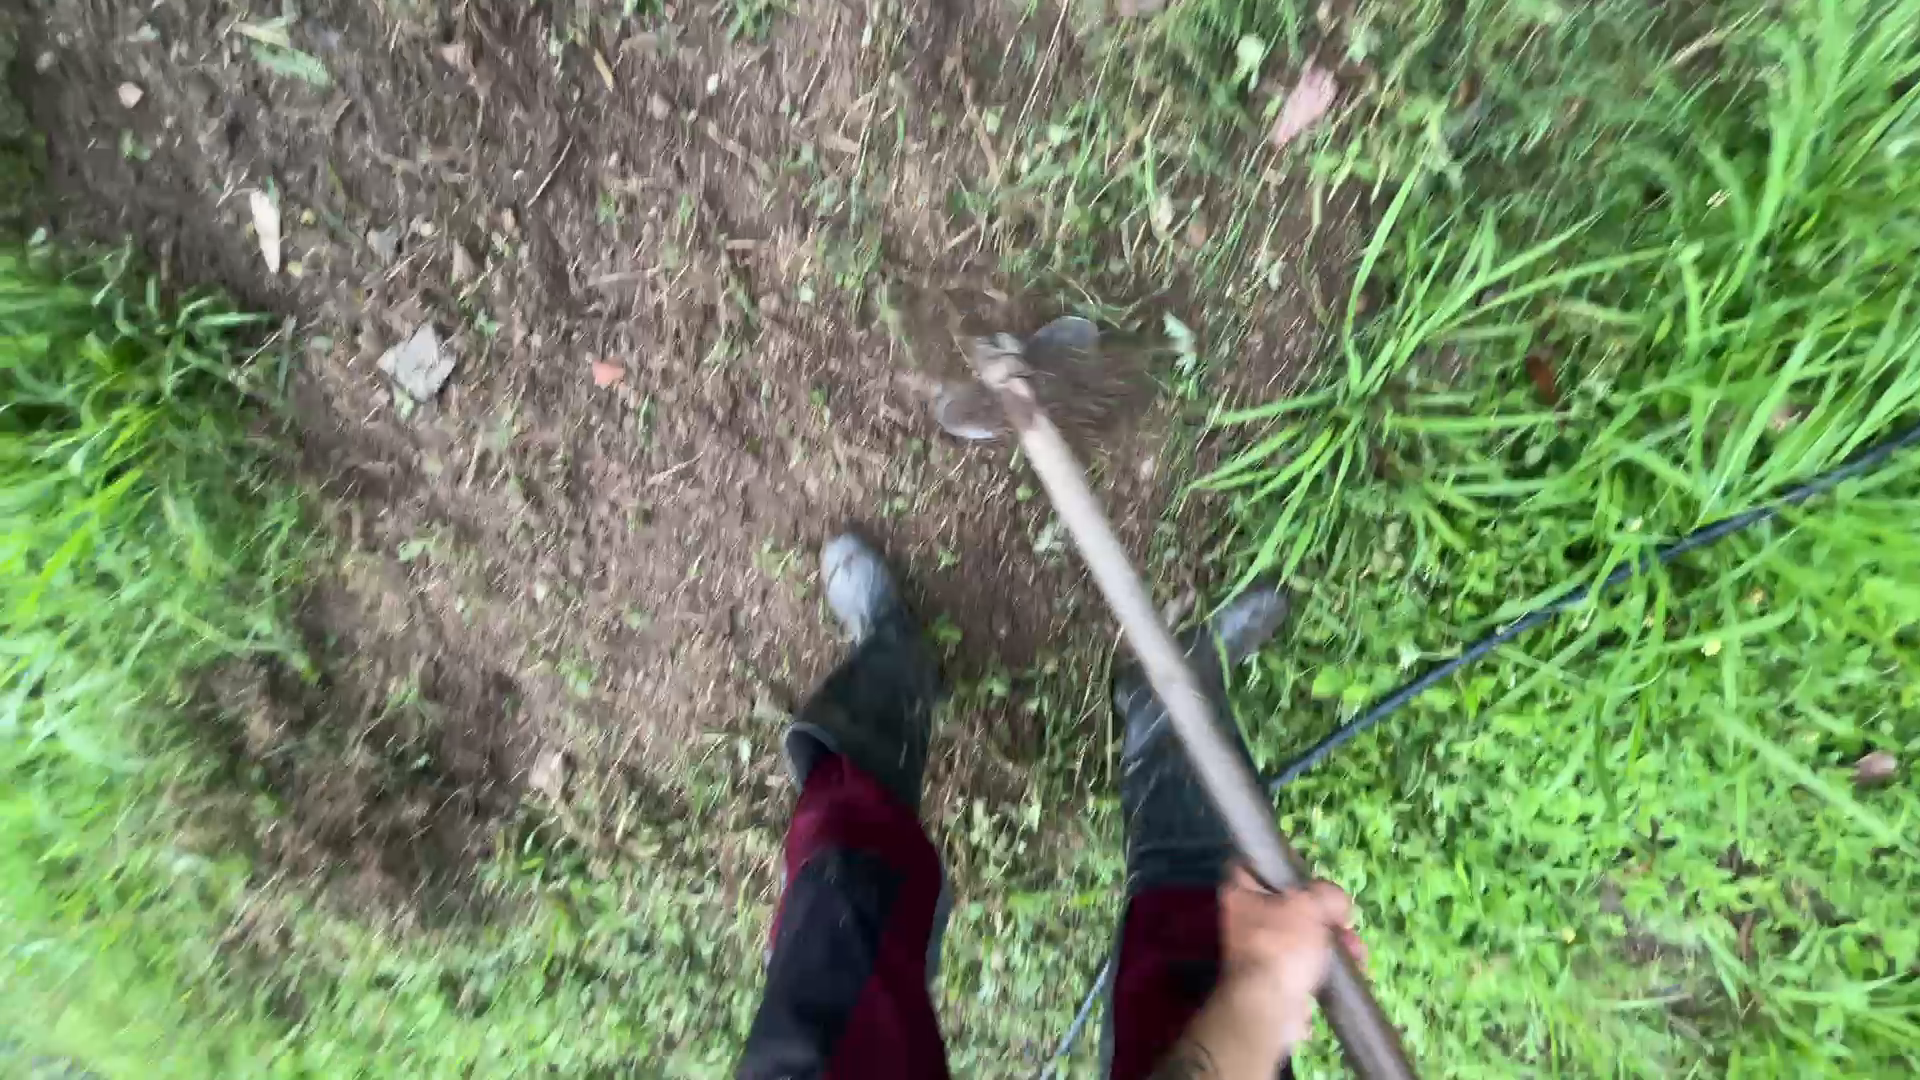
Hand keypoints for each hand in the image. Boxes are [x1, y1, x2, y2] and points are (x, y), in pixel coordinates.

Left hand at [1216, 865, 1364, 1054]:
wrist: (1270, 1004)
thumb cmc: (1280, 944)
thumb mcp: (1308, 905)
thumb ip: (1327, 894)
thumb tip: (1338, 903)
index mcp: (1240, 888)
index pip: (1256, 862)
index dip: (1284, 864)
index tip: (1308, 875)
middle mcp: (1245, 913)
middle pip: (1289, 900)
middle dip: (1325, 912)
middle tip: (1345, 921)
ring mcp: (1261, 944)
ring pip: (1303, 930)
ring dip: (1334, 938)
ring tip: (1356, 950)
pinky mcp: (1278, 972)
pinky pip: (1307, 957)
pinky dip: (1328, 960)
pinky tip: (1353, 966)